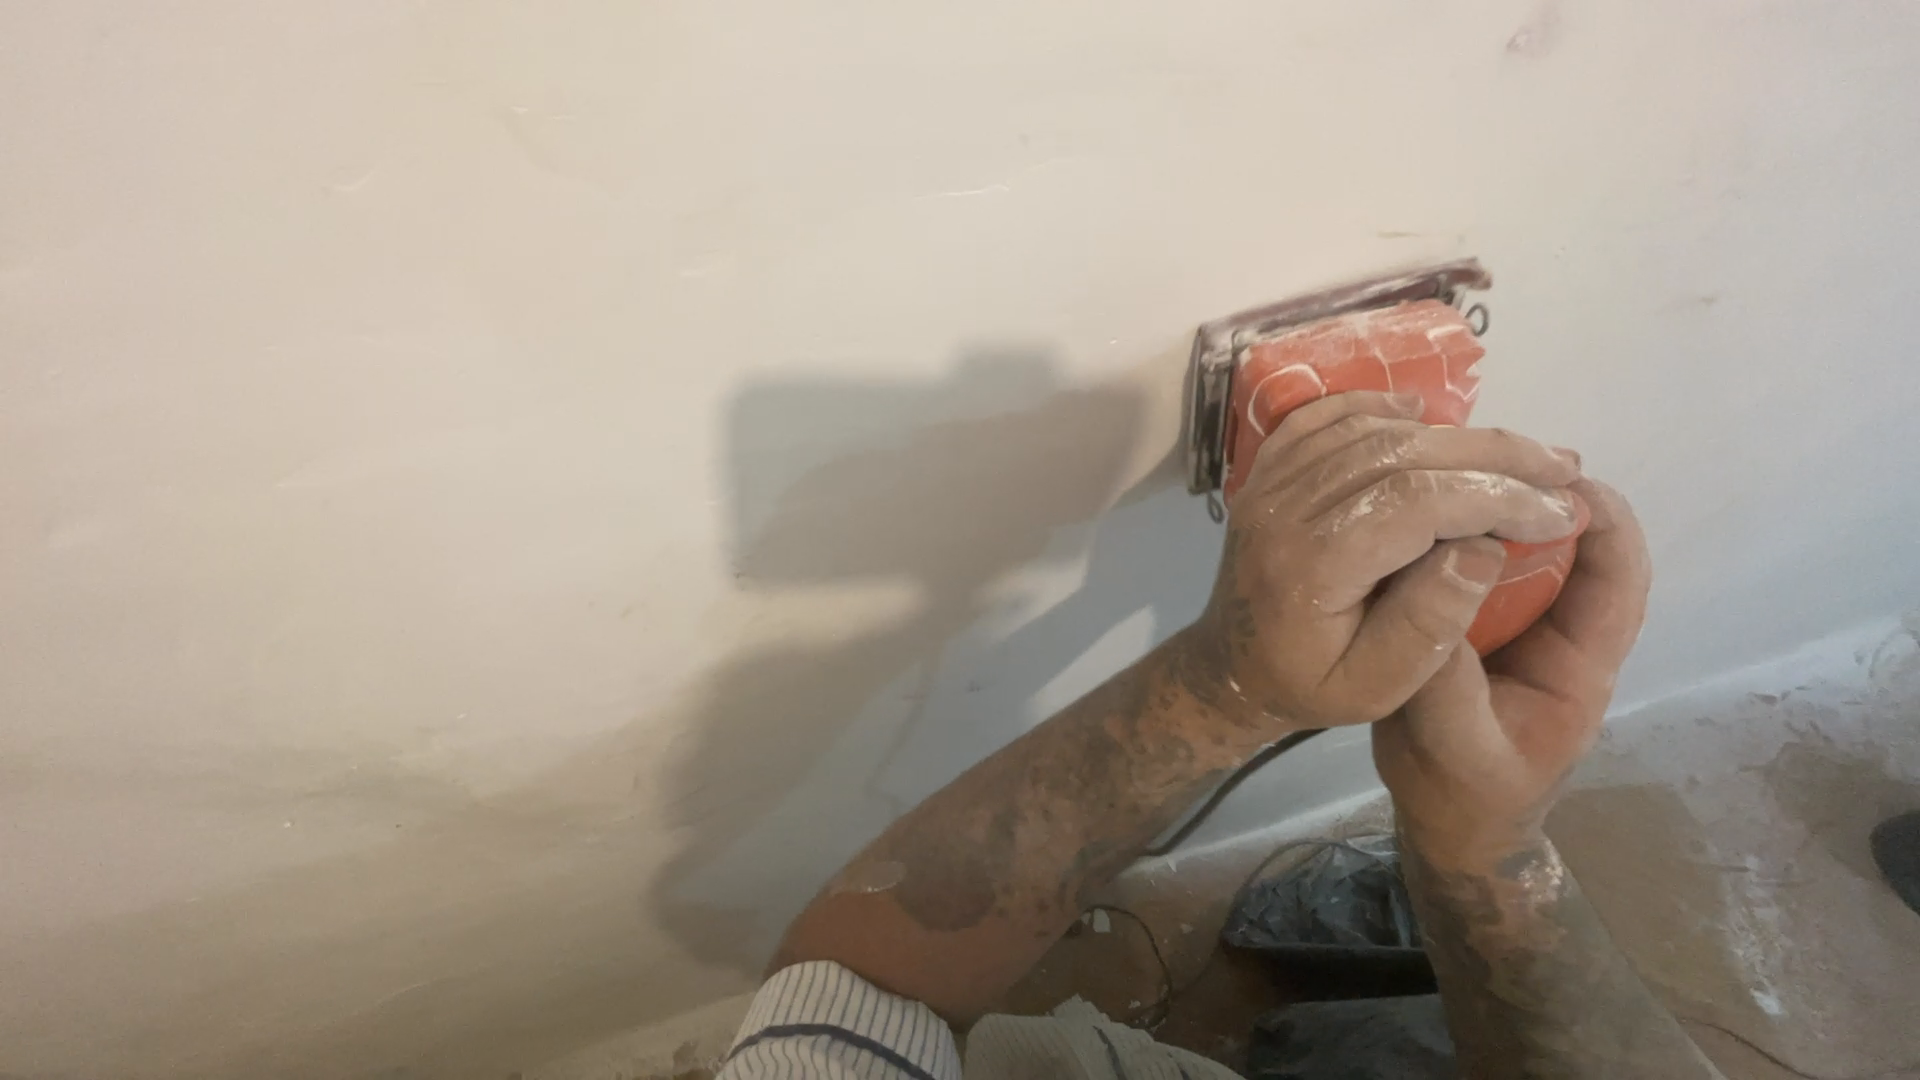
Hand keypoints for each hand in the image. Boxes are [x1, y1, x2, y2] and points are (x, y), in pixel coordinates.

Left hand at [1173, 391, 1584, 735]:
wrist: (1232, 667)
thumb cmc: (1308, 684)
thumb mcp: (1376, 687)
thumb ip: (1429, 622)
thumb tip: (1483, 546)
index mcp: (1308, 567)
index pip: (1412, 502)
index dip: (1495, 496)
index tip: (1559, 510)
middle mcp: (1279, 513)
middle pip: (1392, 453)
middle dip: (1489, 454)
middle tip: (1559, 469)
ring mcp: (1264, 488)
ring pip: (1362, 430)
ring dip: (1445, 432)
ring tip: (1512, 454)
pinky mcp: (1262, 479)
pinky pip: (1316, 422)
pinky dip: (1372, 408)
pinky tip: (1420, 414)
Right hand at [1373, 478, 1652, 867]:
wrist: (1443, 820)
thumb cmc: (1467, 793)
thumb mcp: (1459, 746)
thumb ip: (1448, 681)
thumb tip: (1427, 597)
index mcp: (1575, 664)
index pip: (1616, 582)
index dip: (1603, 525)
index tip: (1559, 479)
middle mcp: (1549, 636)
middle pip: (1565, 554)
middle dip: (1535, 502)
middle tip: (1480, 462)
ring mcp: (1505, 633)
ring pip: (1511, 560)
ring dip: (1484, 519)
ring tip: (1439, 482)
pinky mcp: (1461, 631)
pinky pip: (1461, 579)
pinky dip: (1444, 548)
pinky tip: (1405, 528)